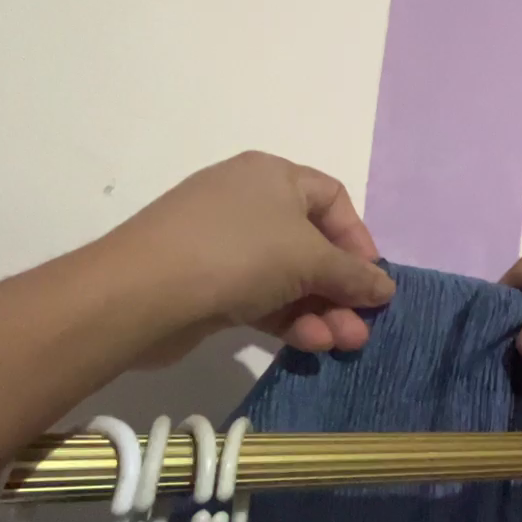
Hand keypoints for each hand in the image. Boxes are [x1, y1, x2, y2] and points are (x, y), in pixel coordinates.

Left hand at [102, 152, 396, 355]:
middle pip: (314, 246)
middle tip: (361, 325)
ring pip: (290, 277)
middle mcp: (250, 202)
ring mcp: (224, 244)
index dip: (358, 239)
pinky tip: (309, 344)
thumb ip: (355, 275)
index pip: (334, 200)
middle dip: (342, 290)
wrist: (136, 296)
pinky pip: (262, 296)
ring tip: (342, 343)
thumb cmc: (239, 254)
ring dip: (321, 311)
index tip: (370, 277)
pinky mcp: (206, 282)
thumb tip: (386, 287)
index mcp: (274, 177)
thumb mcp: (312, 260)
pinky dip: (289, 318)